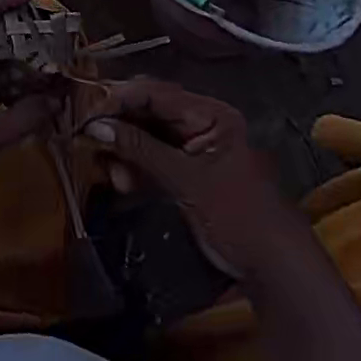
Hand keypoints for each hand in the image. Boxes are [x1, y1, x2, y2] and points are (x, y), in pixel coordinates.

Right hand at [82, 77, 306, 277]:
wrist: (273, 267)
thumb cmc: (239, 214)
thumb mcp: (188, 178)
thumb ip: (140, 148)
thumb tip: (95, 125)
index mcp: (210, 114)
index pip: (155, 93)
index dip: (118, 99)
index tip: (87, 114)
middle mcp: (198, 123)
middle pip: (146, 112)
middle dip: (118, 128)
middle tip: (90, 141)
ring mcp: (190, 148)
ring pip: (142, 136)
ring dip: (122, 152)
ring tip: (112, 175)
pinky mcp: (182, 171)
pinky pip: (148, 158)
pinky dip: (132, 167)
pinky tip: (120, 182)